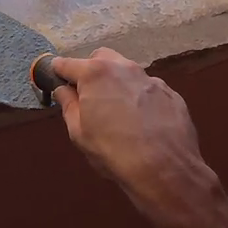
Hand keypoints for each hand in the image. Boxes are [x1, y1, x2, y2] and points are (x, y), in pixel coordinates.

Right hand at [52, 48, 218, 227]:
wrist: (165, 169)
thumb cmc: (112, 150)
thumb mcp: (78, 132)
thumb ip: (68, 104)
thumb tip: (63, 90)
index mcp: (94, 73)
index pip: (66, 64)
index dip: (58, 73)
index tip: (56, 82)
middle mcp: (122, 67)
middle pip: (100, 58)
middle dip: (91, 71)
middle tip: (89, 97)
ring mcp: (150, 78)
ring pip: (127, 71)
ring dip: (118, 83)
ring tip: (119, 111)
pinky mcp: (171, 93)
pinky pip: (148, 89)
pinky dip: (141, 97)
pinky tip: (143, 121)